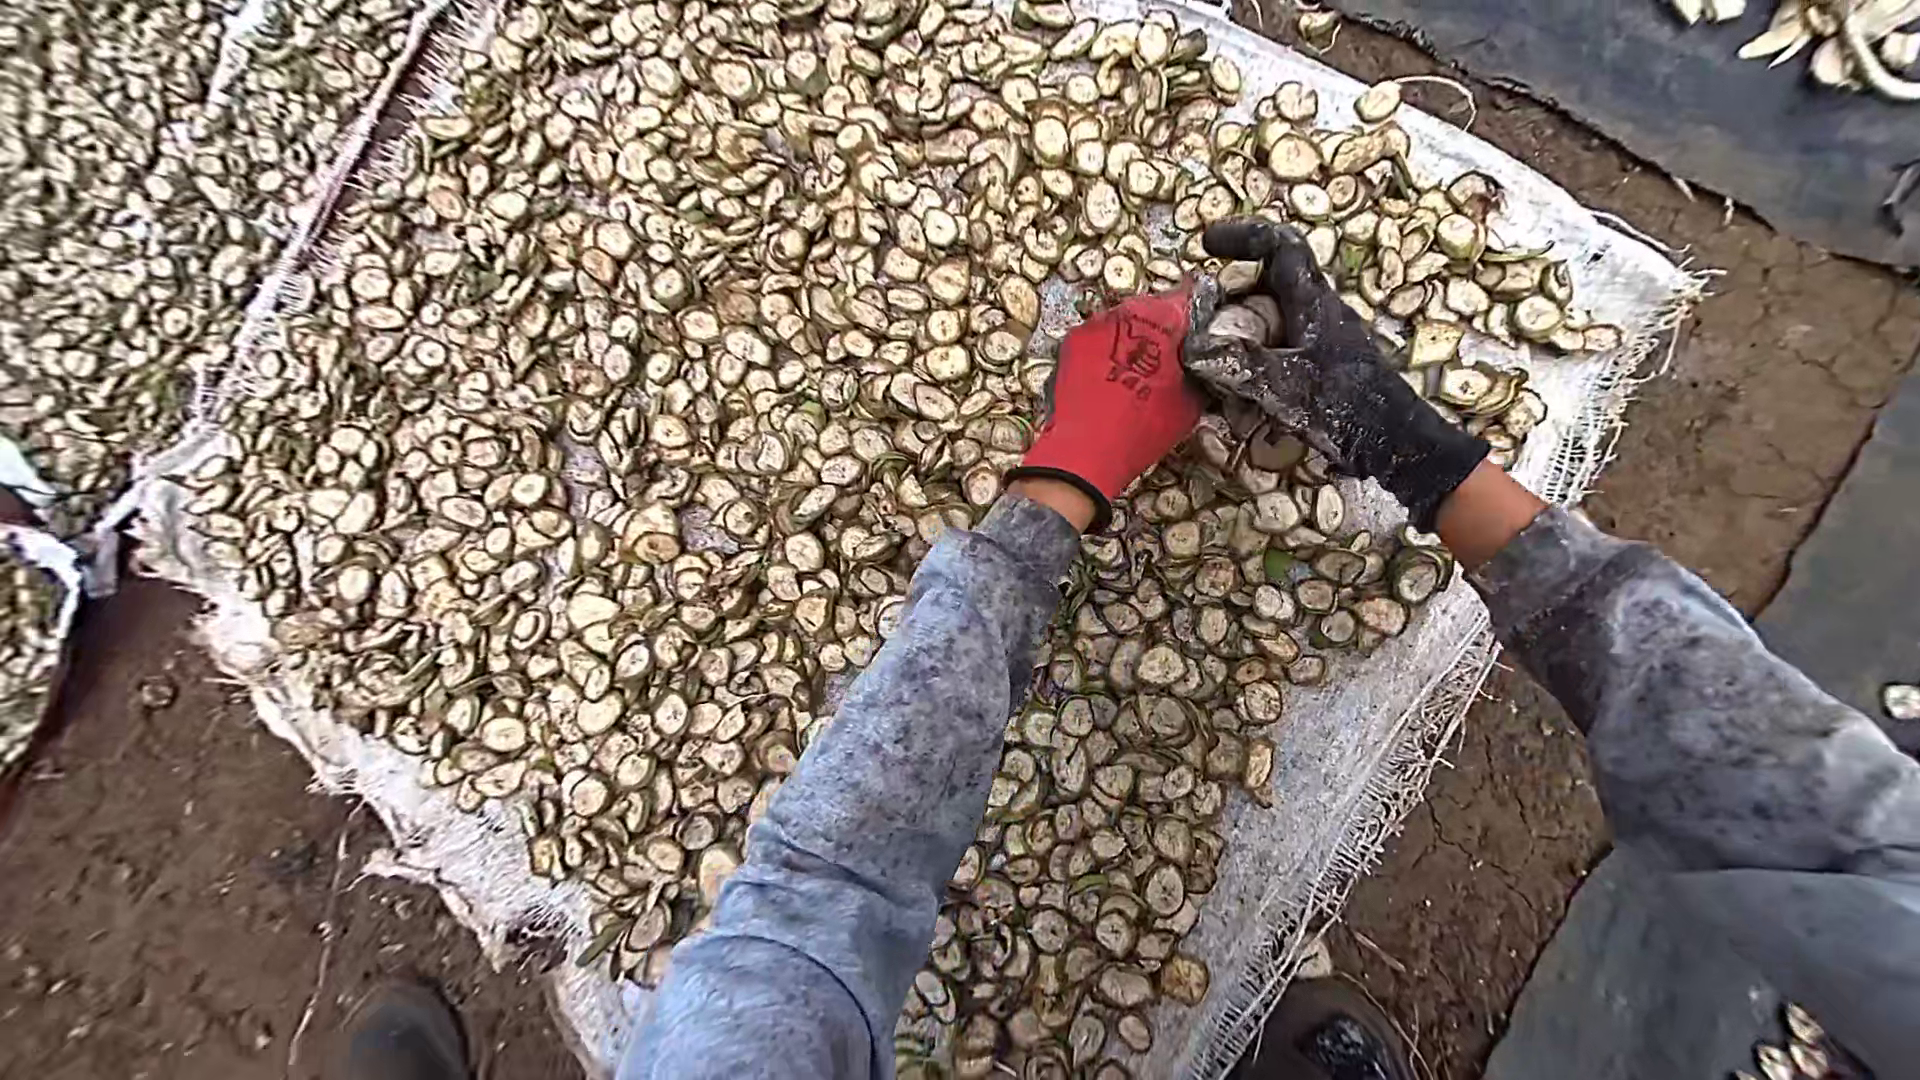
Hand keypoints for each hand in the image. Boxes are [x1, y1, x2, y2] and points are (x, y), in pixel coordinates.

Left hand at [1006, 282, 1215, 531]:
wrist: (1083, 453)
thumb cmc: (1135, 431)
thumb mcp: (1188, 405)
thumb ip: (1197, 374)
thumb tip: (1198, 369)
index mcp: (1161, 319)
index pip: (1189, 301)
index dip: (1195, 320)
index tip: (1196, 334)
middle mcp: (1124, 313)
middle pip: (1151, 310)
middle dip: (1160, 332)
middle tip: (1167, 361)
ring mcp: (1092, 328)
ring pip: (1122, 324)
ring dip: (1131, 341)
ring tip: (1136, 374)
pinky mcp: (1070, 345)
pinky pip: (1097, 340)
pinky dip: (1105, 353)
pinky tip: (1111, 379)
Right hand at [1185, 220, 1488, 529]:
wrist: (1394, 444)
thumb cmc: (1348, 407)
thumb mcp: (1287, 384)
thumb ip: (1238, 364)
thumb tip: (1191, 348)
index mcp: (1313, 303)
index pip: (1280, 249)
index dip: (1243, 237)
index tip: (1206, 242)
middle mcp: (1311, 317)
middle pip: (1258, 292)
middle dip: (1223, 307)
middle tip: (1194, 327)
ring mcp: (1310, 346)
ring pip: (1258, 331)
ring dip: (1230, 353)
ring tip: (1210, 383)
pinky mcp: (1309, 373)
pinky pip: (1265, 363)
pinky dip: (1243, 380)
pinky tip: (1234, 411)